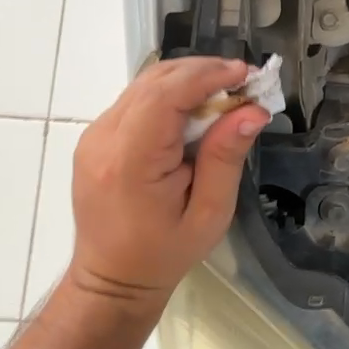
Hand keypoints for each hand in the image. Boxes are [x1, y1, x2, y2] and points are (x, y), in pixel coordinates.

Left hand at [66, 56, 270, 311]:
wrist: (111, 277)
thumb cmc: (165, 251)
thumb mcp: (210, 212)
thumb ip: (226, 157)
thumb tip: (253, 111)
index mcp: (129, 162)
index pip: (164, 96)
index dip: (207, 76)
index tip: (247, 74)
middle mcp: (103, 140)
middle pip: (154, 81)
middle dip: (203, 71)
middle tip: (245, 81)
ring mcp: (95, 136)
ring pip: (145, 84)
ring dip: (189, 78)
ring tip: (228, 91)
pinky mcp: (97, 137)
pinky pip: (138, 98)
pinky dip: (173, 92)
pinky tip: (200, 107)